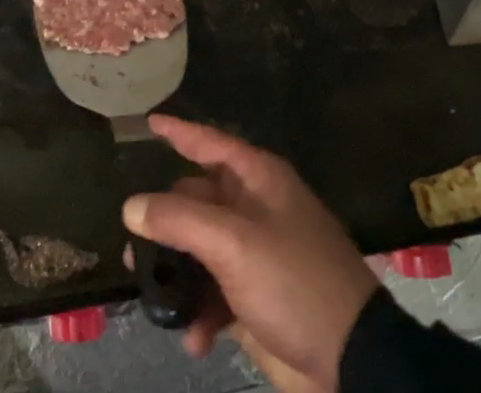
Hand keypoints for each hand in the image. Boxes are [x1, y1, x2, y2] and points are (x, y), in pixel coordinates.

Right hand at [122, 115, 378, 392]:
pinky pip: (213, 293)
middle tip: (130, 243)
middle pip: (196, 200)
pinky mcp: (254, 297)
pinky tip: (194, 335)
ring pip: (199, 249)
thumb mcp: (233, 244)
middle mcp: (256, 210)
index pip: (212, 143)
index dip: (180, 132)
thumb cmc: (294, 282)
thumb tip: (131, 206)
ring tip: (151, 293)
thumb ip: (178, 219)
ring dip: (176, 273)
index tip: (148, 121)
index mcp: (260, 181)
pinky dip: (199, 312)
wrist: (350, 360)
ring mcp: (256, 255)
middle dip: (163, 220)